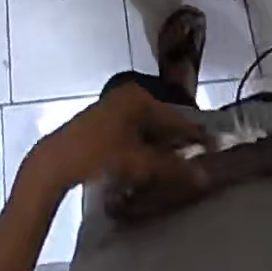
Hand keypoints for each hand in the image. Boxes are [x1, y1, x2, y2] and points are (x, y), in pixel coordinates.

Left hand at [20, 85, 209, 196]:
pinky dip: (147, 143)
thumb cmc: (98, 155)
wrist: (57, 161)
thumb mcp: (138, 163)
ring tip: (180, 163)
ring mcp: (117, 104)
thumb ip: (172, 168)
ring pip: (149, 125)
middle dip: (179, 140)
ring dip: (163, 144)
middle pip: (163, 120)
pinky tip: (153, 160)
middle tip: (199, 158)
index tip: (214, 147)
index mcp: (139, 97)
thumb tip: (205, 176)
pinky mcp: (108, 117)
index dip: (194, 134)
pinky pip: (137, 128)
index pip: (175, 117)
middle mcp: (130, 94)